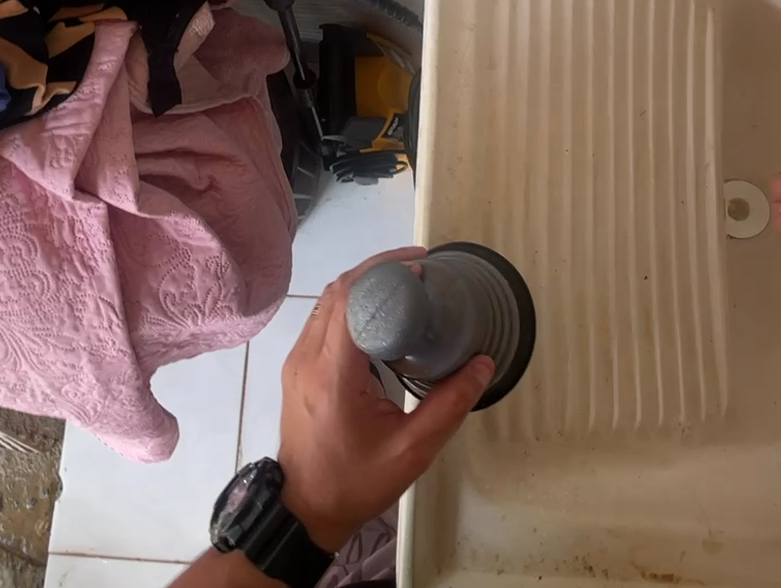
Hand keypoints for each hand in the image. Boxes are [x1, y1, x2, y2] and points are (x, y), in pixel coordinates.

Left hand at [277, 247, 494, 551]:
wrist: (303, 511)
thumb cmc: (355, 483)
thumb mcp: (412, 450)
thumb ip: (450, 404)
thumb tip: (483, 364)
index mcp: (332, 374)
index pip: (350, 299)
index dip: (383, 273)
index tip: (419, 268)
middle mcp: (307, 358)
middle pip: (337, 290)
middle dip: (377, 269)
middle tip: (418, 269)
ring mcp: (297, 360)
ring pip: (328, 301)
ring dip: (363, 284)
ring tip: (403, 283)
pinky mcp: (297, 367)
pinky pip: (323, 318)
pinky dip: (352, 304)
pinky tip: (381, 312)